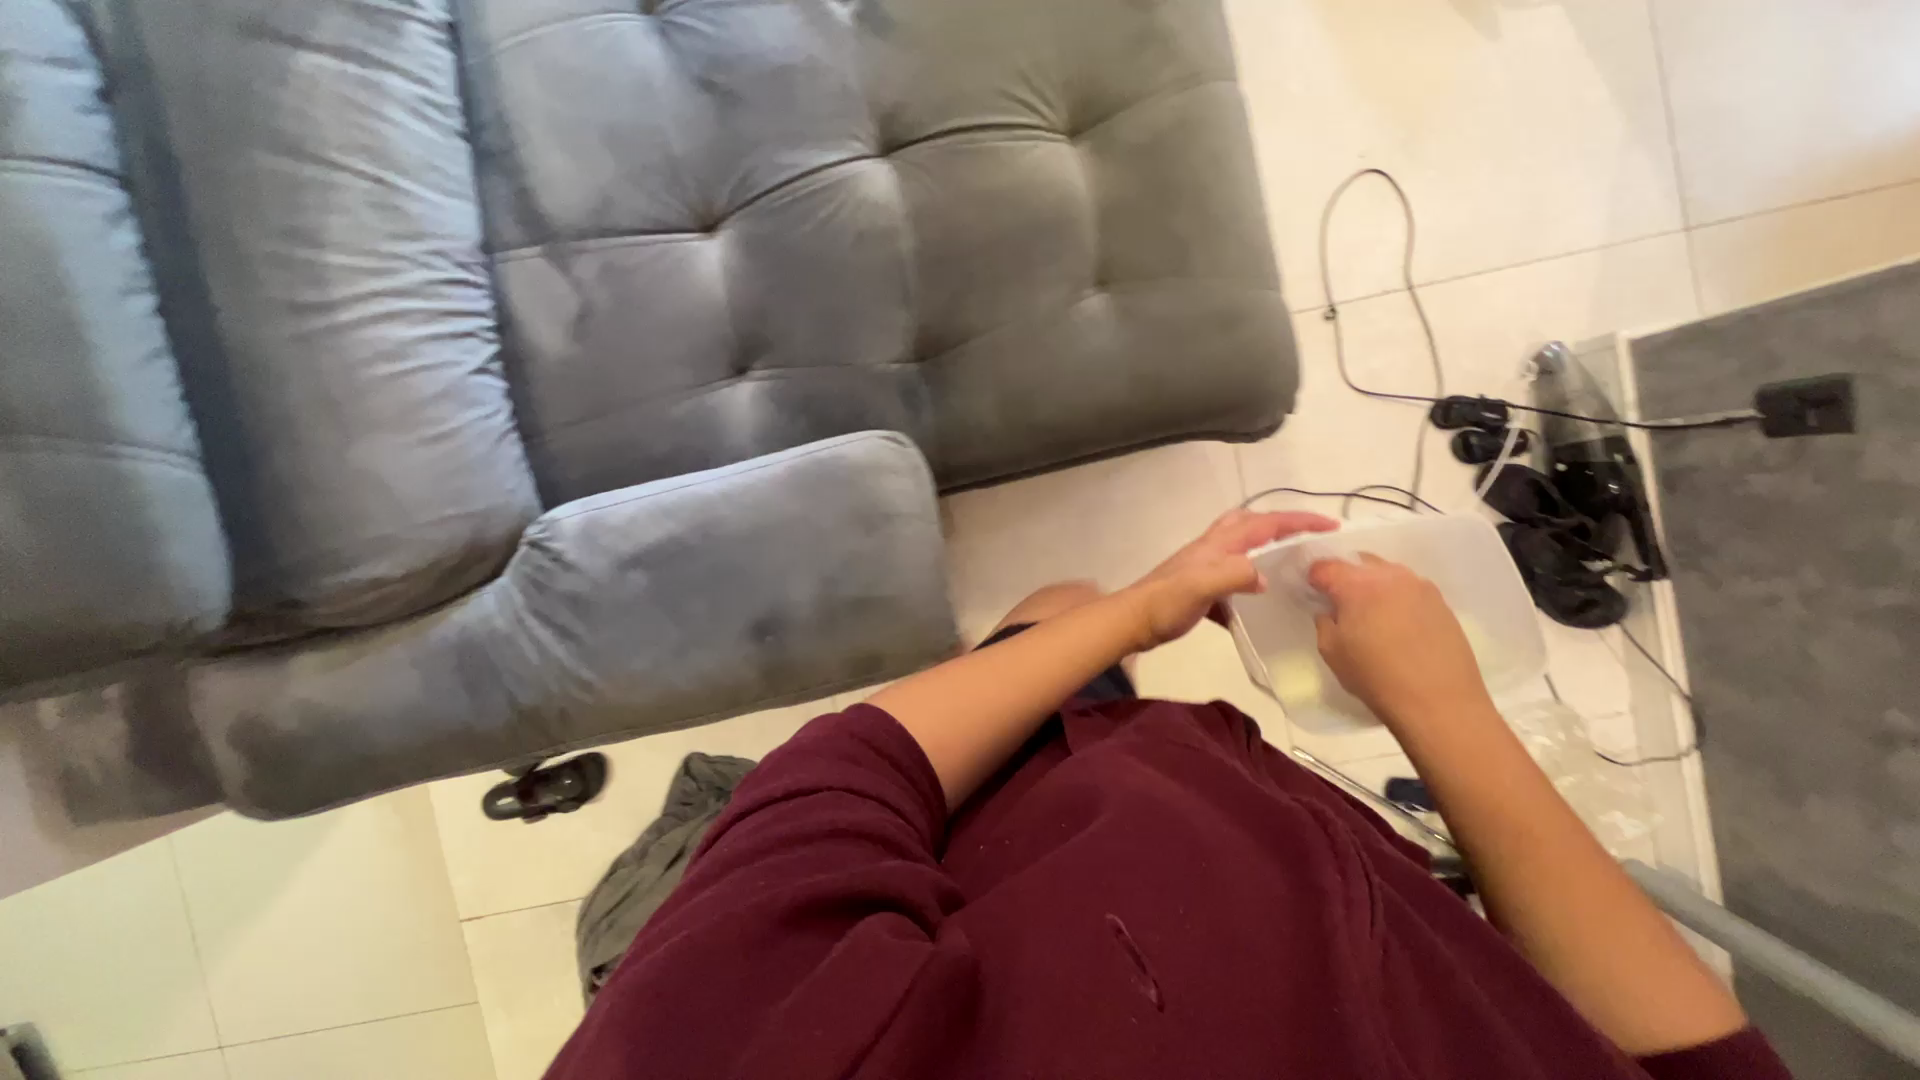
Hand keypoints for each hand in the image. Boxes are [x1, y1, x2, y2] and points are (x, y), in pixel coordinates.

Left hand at [1126, 509, 1338, 650]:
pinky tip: (1255, 607)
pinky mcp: (1196, 590)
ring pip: (1238, 550)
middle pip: (1249, 524)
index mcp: (1217, 545)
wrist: (1130, 622)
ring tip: (1289, 569)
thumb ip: (1234, 575)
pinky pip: (1228, 582)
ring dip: (1263, 551)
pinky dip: (1244, 586)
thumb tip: (1265, 576)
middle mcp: (1211, 550)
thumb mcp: (1201, 586)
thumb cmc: (1164, 603)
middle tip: (1306, 537)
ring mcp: (1201, 569)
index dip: (1297, 521)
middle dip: (1279, 524)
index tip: (1330, 525)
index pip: (1264, 524)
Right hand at [1309, 554, 1494, 728]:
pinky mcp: (1441, 602)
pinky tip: (1396, 624)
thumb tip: (1330, 610)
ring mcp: (1420, 586)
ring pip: (1386, 573)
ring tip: (1371, 614)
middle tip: (1340, 603)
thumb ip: (1324, 622)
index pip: (1325, 566)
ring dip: (1372, 585)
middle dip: (1344, 577)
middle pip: (1358, 562)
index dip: (1314, 578)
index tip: (1312, 593)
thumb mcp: (1331, 652)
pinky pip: (1409, 589)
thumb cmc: (1376, 677)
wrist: (1440, 702)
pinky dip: (1396, 598)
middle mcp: (1391, 576)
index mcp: (1357, 585)